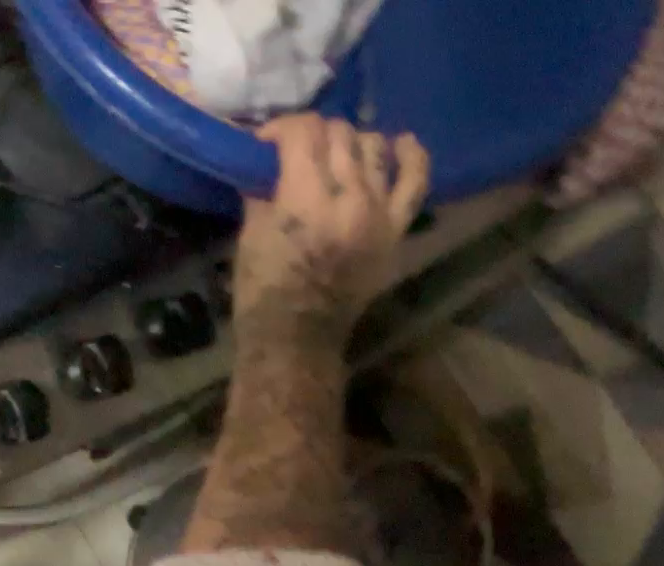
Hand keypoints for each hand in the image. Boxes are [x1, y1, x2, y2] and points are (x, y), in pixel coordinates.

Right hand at [233, 114, 430, 349]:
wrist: (296, 339)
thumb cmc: (261, 296)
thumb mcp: (249, 242)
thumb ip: (262, 197)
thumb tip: (263, 167)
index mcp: (303, 202)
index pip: (303, 134)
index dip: (280, 128)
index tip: (264, 143)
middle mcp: (348, 197)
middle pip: (339, 135)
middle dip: (311, 135)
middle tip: (291, 153)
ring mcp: (378, 210)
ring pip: (372, 147)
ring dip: (348, 143)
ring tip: (331, 157)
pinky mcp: (396, 228)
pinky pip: (415, 179)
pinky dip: (408, 154)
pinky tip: (397, 144)